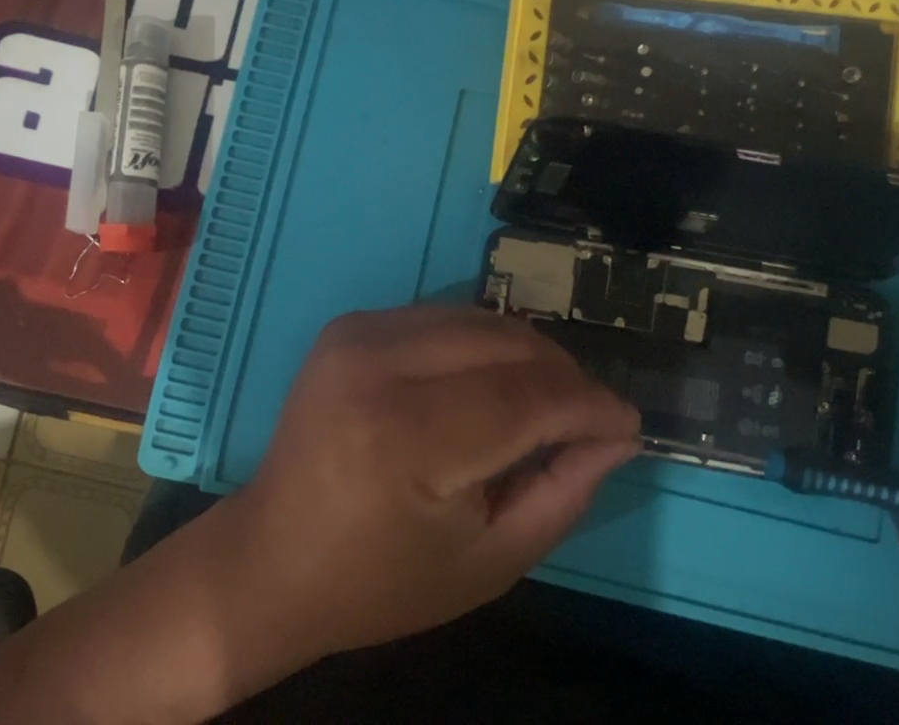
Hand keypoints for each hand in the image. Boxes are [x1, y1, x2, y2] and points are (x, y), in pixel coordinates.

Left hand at [222, 305, 641, 661]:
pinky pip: (443, 318)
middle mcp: (377, 366)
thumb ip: (563, 492)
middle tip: (590, 419)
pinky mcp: (349, 325)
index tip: (626, 424)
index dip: (589, 405)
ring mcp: (356, 336)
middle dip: (564, 375)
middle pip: (506, 343)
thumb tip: (616, 434)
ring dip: (527, 356)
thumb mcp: (490, 561)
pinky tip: (493, 385)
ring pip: (479, 319)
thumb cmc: (381, 580)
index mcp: (407, 437)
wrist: (272, 558)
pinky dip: (483, 345)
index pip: (527, 396)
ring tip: (548, 405)